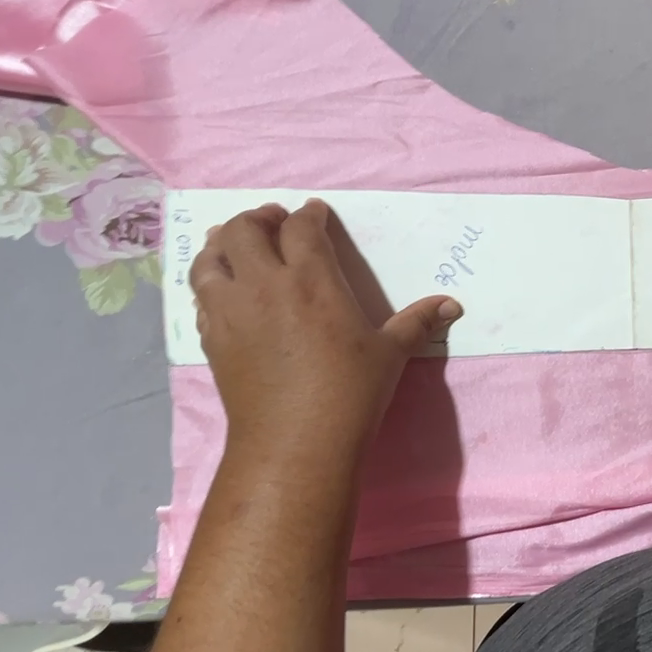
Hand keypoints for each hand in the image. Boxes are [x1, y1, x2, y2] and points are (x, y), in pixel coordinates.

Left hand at [190, 200, 461, 466]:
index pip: (302, 229)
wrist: (296, 439)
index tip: (315, 212)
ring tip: (238, 243)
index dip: (309, 215)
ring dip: (224, 241)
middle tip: (274, 221)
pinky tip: (223, 285)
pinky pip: (200, 291)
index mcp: (312, 281)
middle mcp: (264, 285)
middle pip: (245, 230)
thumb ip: (417, 322)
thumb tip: (452, 305)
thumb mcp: (391, 354)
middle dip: (260, 218)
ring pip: (211, 256)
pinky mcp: (211, 335)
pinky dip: (210, 277)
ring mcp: (231, 309)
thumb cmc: (351, 391)